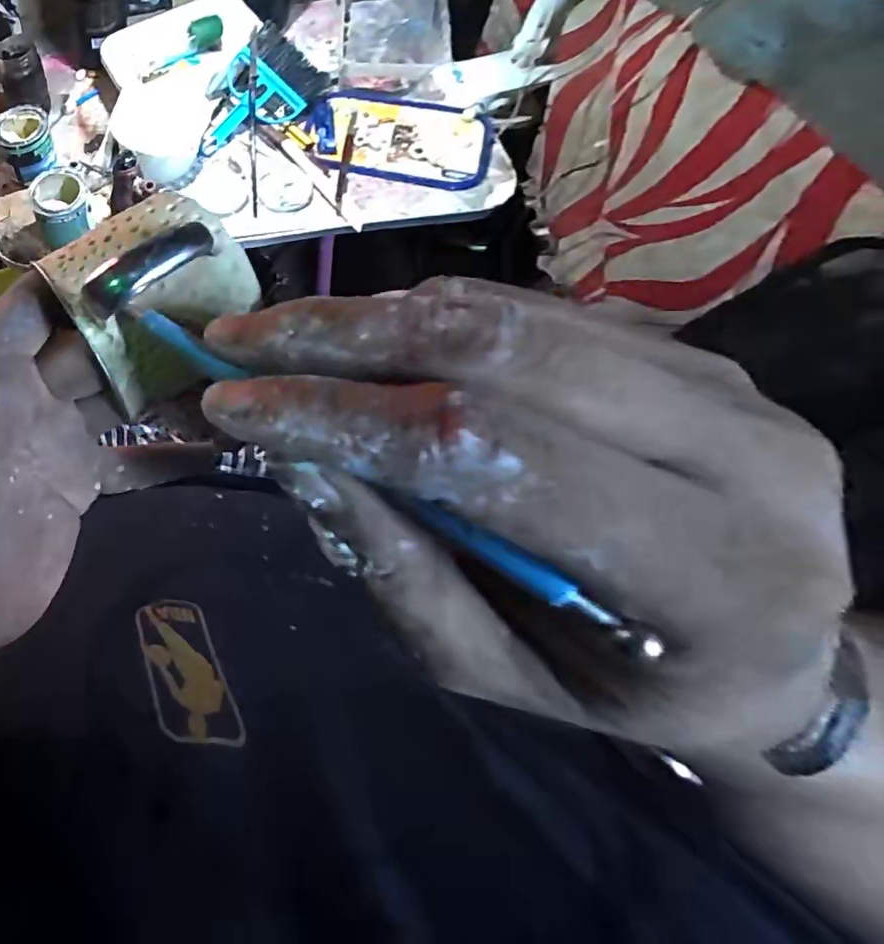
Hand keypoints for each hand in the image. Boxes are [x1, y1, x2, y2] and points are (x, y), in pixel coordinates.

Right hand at [199, 277, 851, 758]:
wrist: (756, 652)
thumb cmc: (596, 678)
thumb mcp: (474, 661)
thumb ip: (389, 563)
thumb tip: (293, 461)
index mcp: (702, 567)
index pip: (476, 448)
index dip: (335, 415)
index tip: (229, 405)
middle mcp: (735, 451)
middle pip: (489, 352)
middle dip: (332, 338)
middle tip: (229, 339)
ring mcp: (716, 381)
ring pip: (496, 316)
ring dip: (357, 316)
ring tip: (265, 331)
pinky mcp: (676, 347)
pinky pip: (514, 308)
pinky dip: (406, 315)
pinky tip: (341, 335)